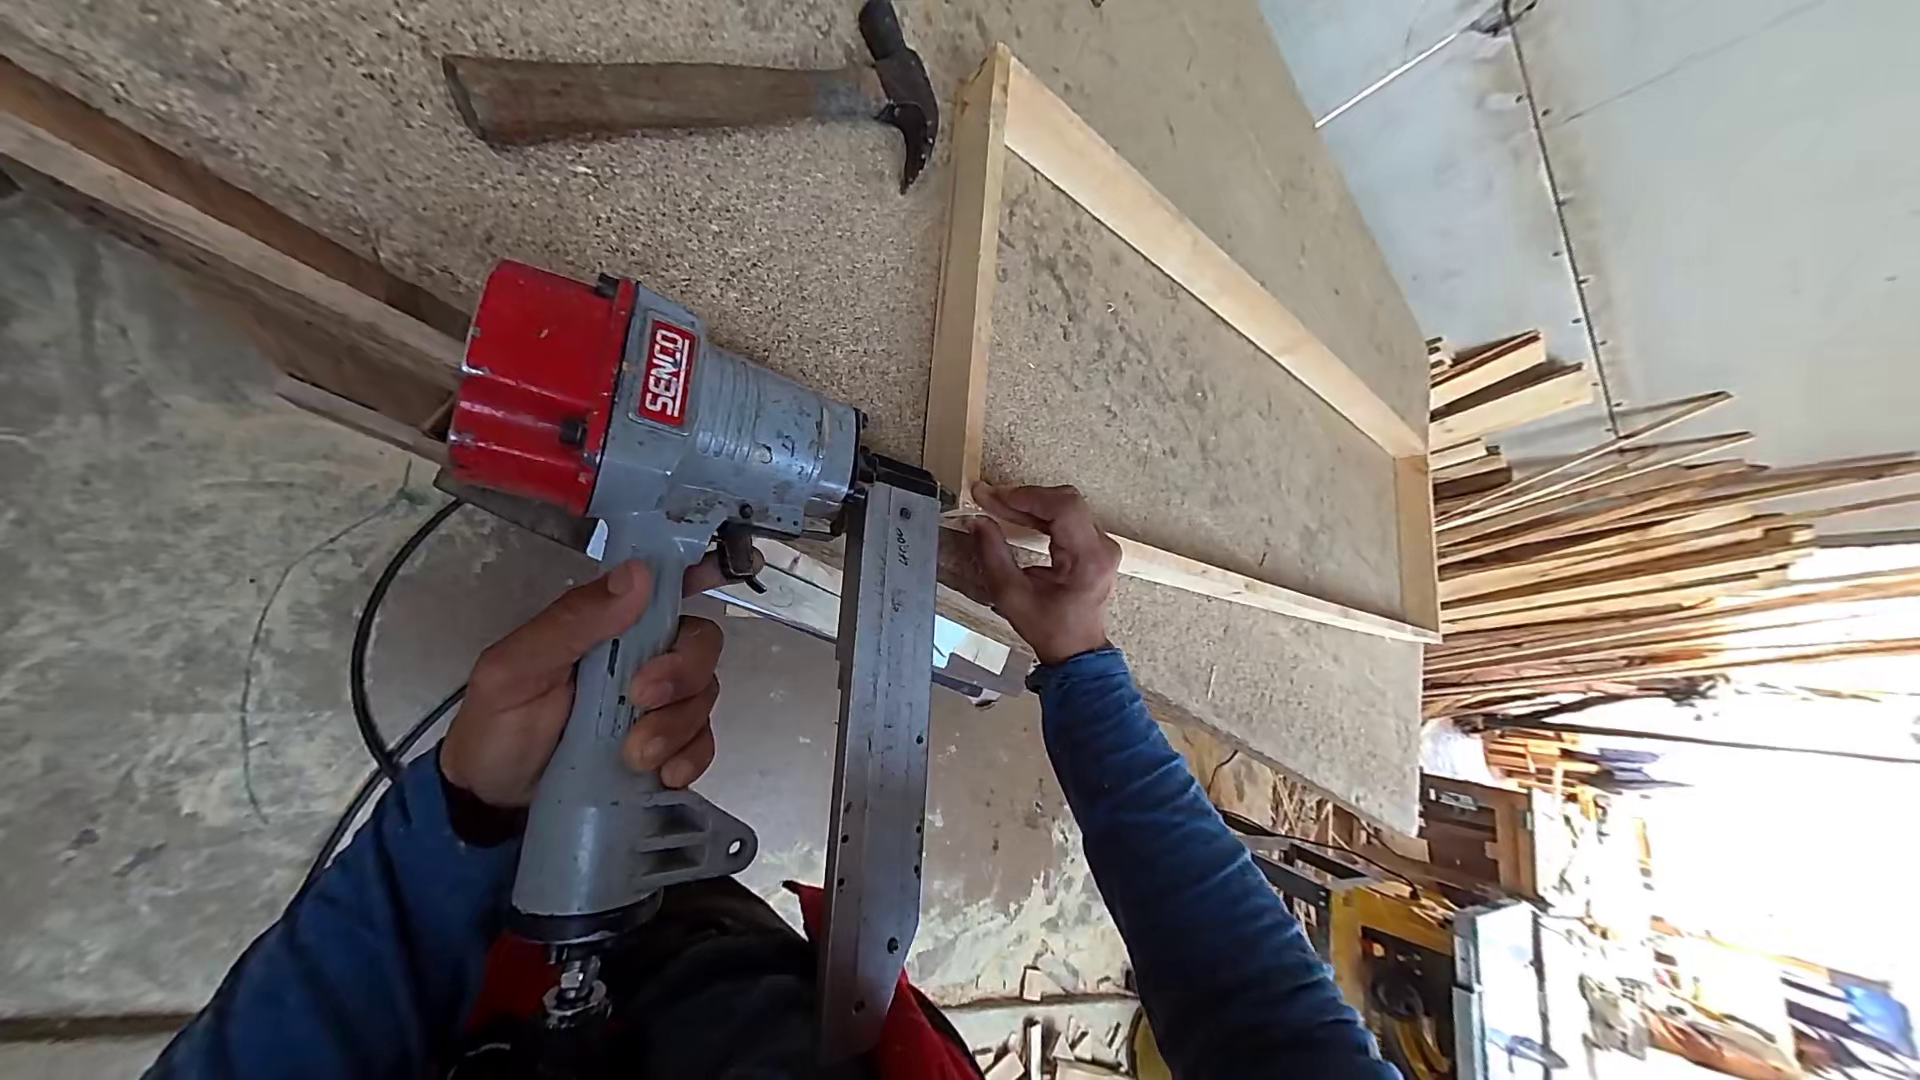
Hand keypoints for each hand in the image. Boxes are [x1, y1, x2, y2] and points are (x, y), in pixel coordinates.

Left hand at [441, 555, 742, 807]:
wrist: (493, 803)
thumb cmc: (498, 724)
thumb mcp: (515, 669)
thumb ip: (573, 621)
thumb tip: (637, 575)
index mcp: (615, 624)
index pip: (667, 586)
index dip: (702, 572)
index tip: (722, 573)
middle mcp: (649, 654)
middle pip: (701, 643)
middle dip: (683, 672)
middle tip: (642, 698)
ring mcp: (665, 701)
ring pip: (706, 693)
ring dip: (677, 724)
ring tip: (634, 755)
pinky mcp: (672, 744)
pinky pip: (704, 741)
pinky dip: (690, 757)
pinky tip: (662, 774)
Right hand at [965, 482, 1122, 664]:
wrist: (1075, 649)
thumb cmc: (1049, 628)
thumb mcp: (1011, 595)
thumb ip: (992, 554)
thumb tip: (978, 521)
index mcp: (1088, 558)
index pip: (1063, 508)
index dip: (1026, 496)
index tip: (994, 496)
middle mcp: (1102, 547)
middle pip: (1065, 501)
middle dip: (1023, 497)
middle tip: (989, 498)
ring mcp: (1102, 544)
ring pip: (1066, 505)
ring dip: (1030, 504)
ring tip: (997, 505)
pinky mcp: (1095, 545)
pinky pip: (1068, 517)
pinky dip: (1040, 513)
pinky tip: (1016, 515)